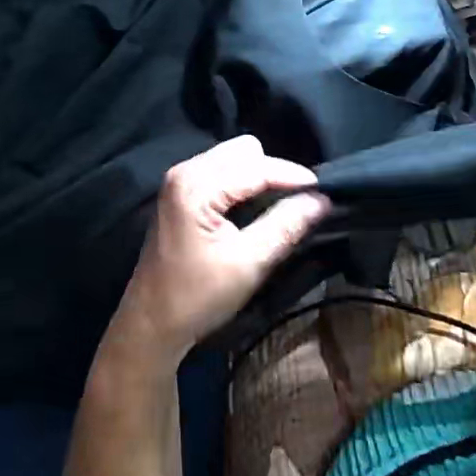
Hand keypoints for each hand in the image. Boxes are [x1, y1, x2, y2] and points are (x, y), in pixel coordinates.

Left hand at [110, 136, 329, 364]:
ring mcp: (179, 178)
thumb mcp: (248, 264)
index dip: (292, 175)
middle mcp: (184, 171)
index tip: (325, 188)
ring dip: (258, 174)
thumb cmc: (198, 297)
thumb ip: (285, 226)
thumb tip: (321, 200)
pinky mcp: (180, 190)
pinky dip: (241, 180)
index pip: (255, 167)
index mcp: (196, 186)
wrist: (150, 324)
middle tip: (297, 200)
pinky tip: (253, 205)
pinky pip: (220, 168)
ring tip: (279, 203)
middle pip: (243, 151)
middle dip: (273, 171)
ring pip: (232, 156)